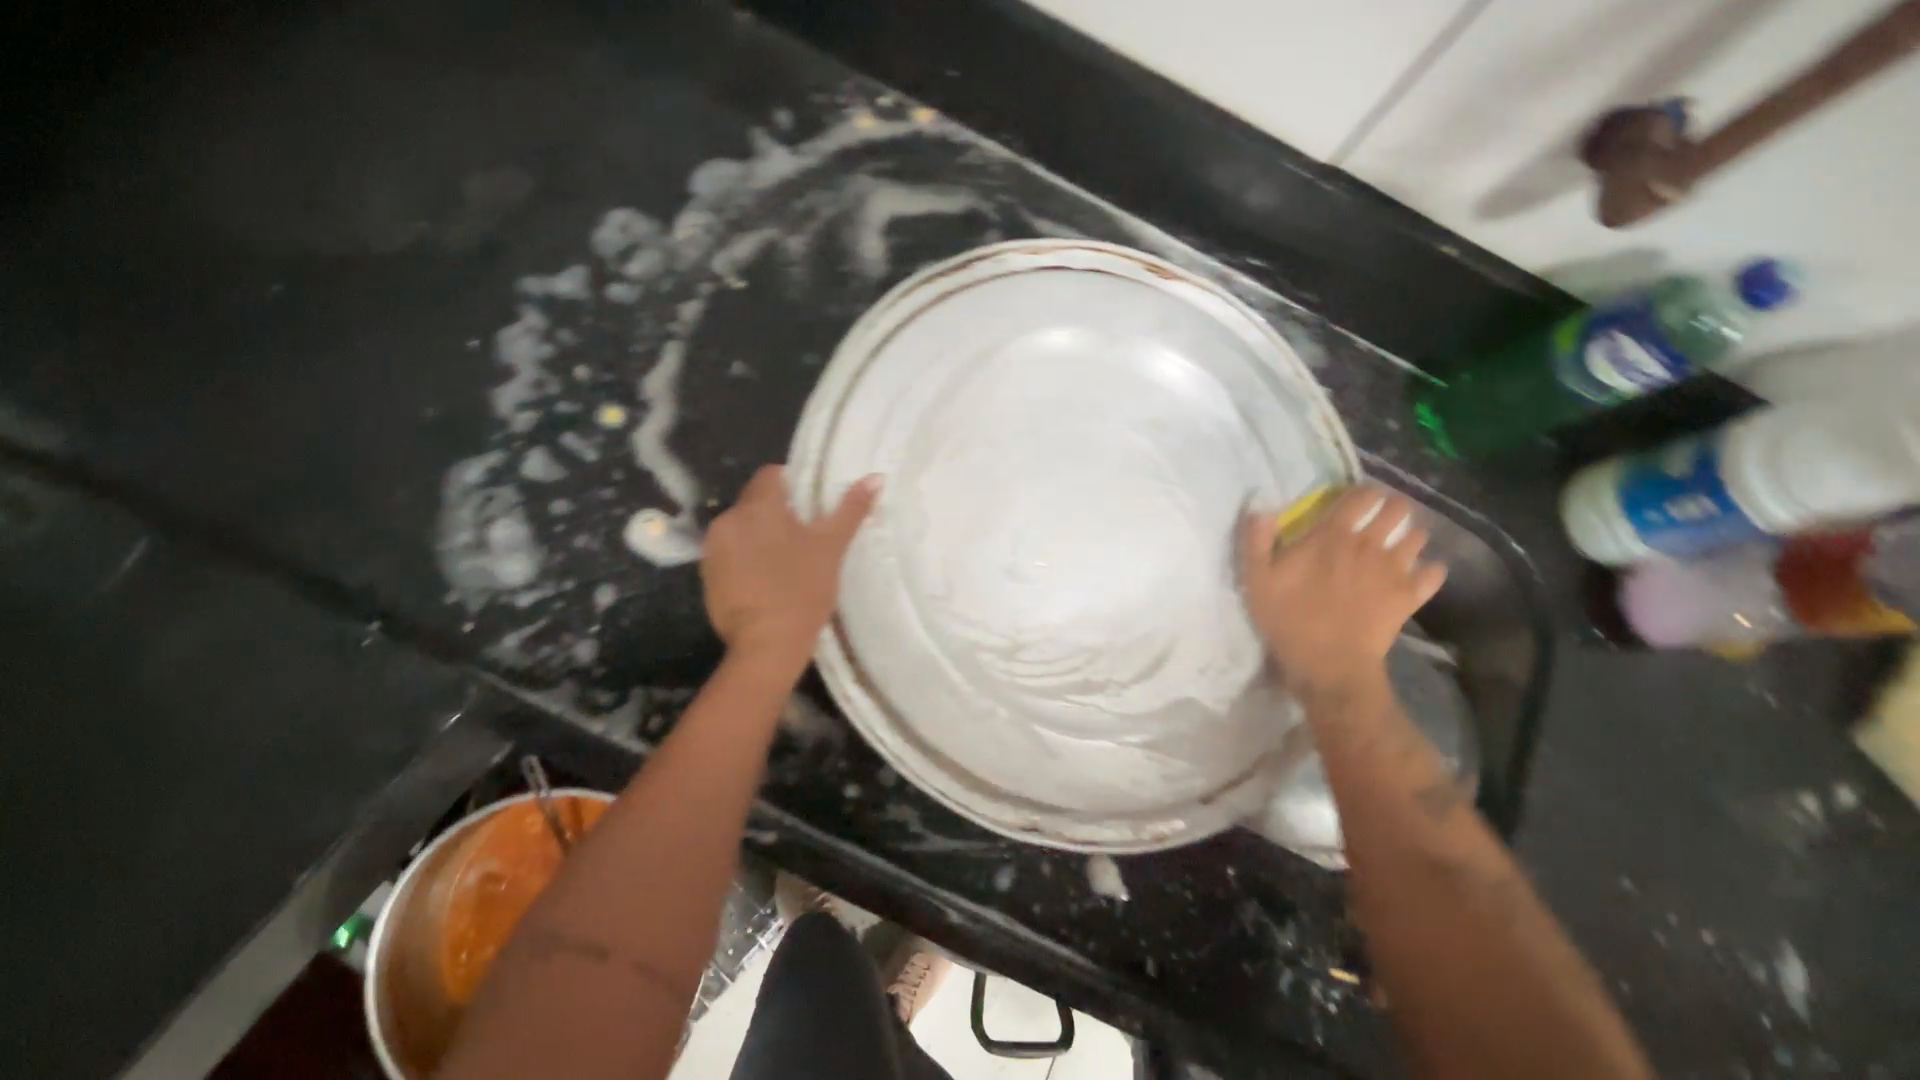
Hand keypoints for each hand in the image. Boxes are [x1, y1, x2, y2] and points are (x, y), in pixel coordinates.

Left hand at [701, 465, 879, 671]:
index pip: (770, 475)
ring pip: (741, 529)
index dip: (792, 484)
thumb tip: (875, 478)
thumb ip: (851, 509)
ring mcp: (712, 550)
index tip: (811, 508)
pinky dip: (745, 560)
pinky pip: (729, 555)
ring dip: (758, 537)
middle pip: (754, 503)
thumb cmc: (803, 590)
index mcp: (757, 506)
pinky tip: (765, 582)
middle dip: (776, 514)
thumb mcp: (832, 547)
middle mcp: (728, 520)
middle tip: (804, 538)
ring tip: (785, 562)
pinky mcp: (707, 577)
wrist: (767, 646)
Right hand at [1240, 488, 1445, 692]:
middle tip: (1381, 520)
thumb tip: (1261, 505)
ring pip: (1418, 537)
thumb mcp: (1257, 580)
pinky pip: (1434, 573)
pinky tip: (1420, 575)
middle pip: (1398, 510)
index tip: (1356, 502)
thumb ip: (1257, 539)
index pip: (1362, 496)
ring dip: (1410, 538)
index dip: (1363, 494)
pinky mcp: (1410, 596)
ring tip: (1398, 547)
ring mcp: (1395, 570)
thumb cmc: (1289, 620)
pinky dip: (1430, 571)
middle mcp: (1369, 544)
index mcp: (1333, 535)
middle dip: (1393, 509)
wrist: (1328, 665)